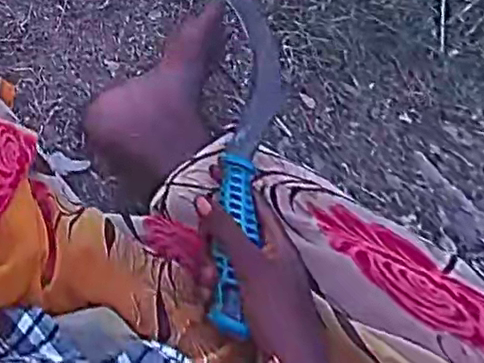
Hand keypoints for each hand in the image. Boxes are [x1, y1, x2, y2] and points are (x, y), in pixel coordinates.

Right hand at [197, 190, 327, 362]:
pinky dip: (215, 288)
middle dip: (215, 238)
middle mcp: (269, 258)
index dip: (235, 185)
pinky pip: (223, 282)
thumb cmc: (279, 314)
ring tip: (214, 284)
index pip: (254, 203)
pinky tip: (214, 300)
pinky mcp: (247, 302)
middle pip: (232, 230)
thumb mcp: (250, 266)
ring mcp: (258, 281)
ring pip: (223, 257)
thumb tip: (204, 198)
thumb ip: (227, 230)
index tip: (214, 169)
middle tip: (209, 246)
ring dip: (213, 268)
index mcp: (278, 244)